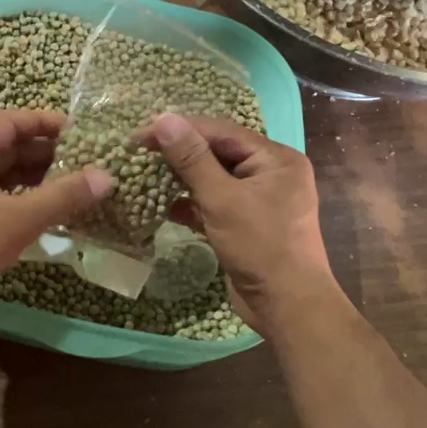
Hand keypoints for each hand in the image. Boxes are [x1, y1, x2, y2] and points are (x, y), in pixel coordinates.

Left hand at [0, 110, 113, 318]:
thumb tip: (106, 176)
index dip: (44, 122)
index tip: (77, 132)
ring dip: (25, 177)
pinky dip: (7, 196)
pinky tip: (28, 215)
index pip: (9, 121)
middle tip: (78, 163)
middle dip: (40, 153)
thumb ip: (63, 196)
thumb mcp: (19, 221)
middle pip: (1, 146)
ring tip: (61, 188)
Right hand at [146, 113, 334, 329]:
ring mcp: (259, 200)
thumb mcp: (222, 200)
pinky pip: (214, 204)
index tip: (141, 134)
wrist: (288, 307)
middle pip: (217, 152)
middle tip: (138, 154)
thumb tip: (163, 120)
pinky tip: (161, 205)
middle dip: (179, 154)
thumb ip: (192, 159)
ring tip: (144, 175)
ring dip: (181, 179)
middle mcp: (271, 173)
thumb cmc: (260, 247)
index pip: (221, 132)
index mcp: (276, 159)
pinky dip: (190, 204)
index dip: (180, 130)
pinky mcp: (245, 224)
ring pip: (213, 179)